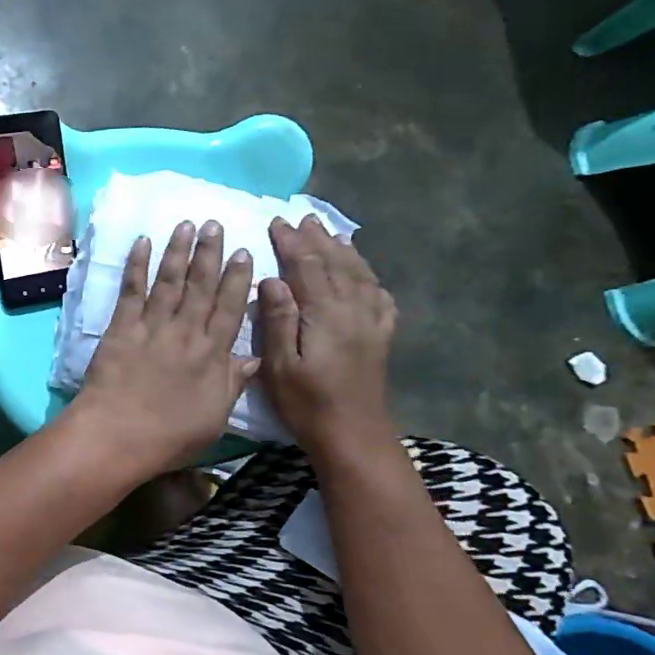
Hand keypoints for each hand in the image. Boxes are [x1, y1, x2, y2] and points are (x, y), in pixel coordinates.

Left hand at [69, 220, 257, 475]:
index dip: (238, 279)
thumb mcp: (215, 417)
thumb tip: (254, 358)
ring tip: (186, 223)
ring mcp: (152, 327)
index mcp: (212, 354)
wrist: (118, 435)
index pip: (230, 308)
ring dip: (178, 250)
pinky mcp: (121, 328)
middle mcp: (185, 332)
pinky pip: (131, 290)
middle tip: (215, 224)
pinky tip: (142, 242)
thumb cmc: (170, 435)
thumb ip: (233, 384)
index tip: (245, 252)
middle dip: (210, 253)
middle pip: (201, 286)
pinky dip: (137, 264)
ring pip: (169, 281)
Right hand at [256, 216, 396, 456]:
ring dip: (344, 251)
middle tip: (303, 219)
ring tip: (332, 234)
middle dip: (318, 240)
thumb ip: (278, 320)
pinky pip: (379, 298)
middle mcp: (353, 311)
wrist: (353, 435)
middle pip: (336, 265)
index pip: (307, 268)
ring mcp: (371, 323)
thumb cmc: (306, 403)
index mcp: (325, 315)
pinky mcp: (380, 338)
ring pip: (360, 276)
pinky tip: (365, 275)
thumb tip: (273, 280)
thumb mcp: (279, 365)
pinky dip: (370, 279)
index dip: (292, 243)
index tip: (276, 222)